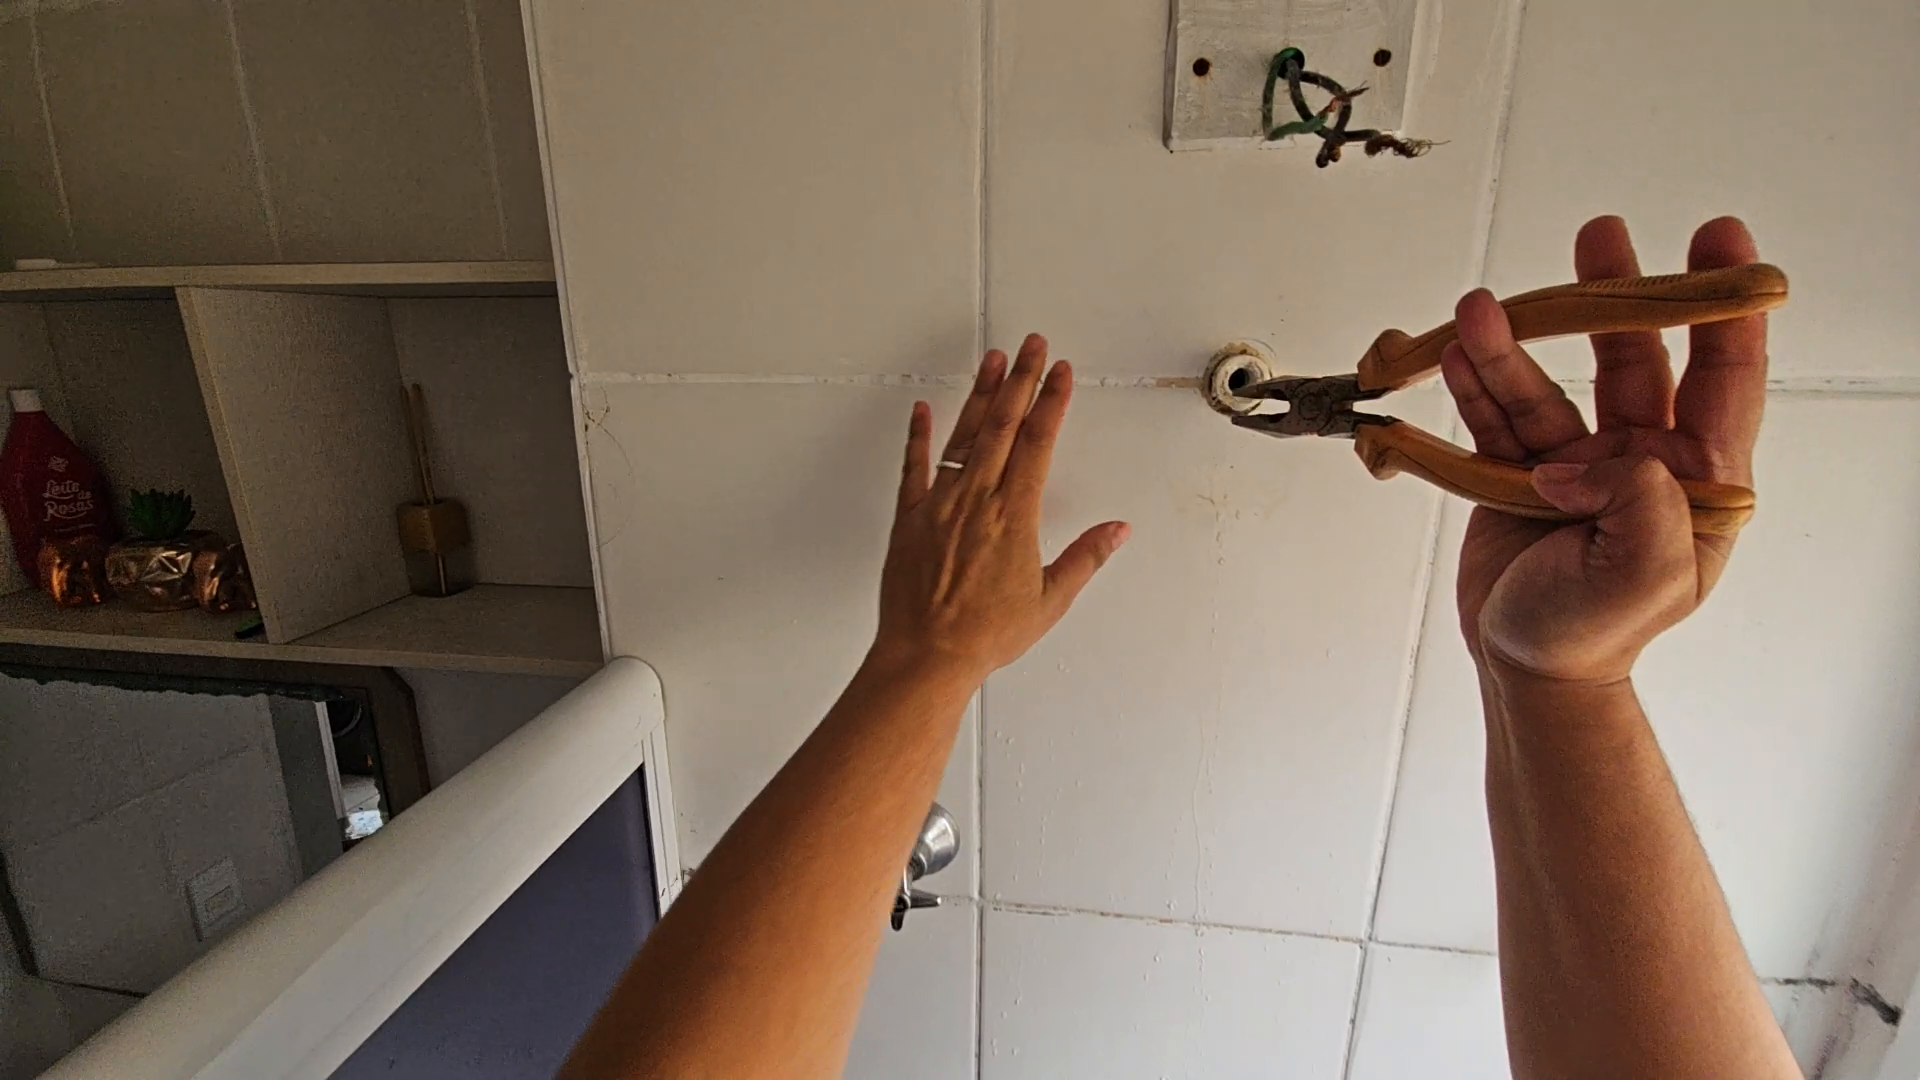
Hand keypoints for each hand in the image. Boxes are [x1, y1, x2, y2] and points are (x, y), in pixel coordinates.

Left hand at [872, 334, 1129, 680]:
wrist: (927, 655)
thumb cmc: (986, 634)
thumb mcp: (1049, 601)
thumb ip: (1085, 559)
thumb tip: (1118, 530)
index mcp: (1014, 517)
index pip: (1038, 444)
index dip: (1051, 403)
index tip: (1061, 373)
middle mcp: (977, 501)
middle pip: (1002, 426)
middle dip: (1020, 380)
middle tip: (1032, 345)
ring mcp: (939, 505)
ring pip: (963, 437)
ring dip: (979, 395)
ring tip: (991, 360)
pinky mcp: (909, 518)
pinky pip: (913, 468)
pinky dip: (918, 437)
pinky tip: (922, 410)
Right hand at [1441, 217, 1767, 684]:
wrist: (1525, 658)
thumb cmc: (1592, 631)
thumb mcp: (1643, 578)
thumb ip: (1639, 506)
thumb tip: (1586, 458)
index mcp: (1694, 477)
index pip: (1722, 376)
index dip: (1722, 309)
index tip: (1715, 240)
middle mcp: (1635, 458)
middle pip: (1627, 361)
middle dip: (1609, 300)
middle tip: (1596, 239)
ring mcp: (1569, 465)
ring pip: (1542, 391)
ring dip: (1509, 350)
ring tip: (1475, 313)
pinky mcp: (1511, 476)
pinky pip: (1491, 424)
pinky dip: (1472, 392)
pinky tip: (1454, 360)